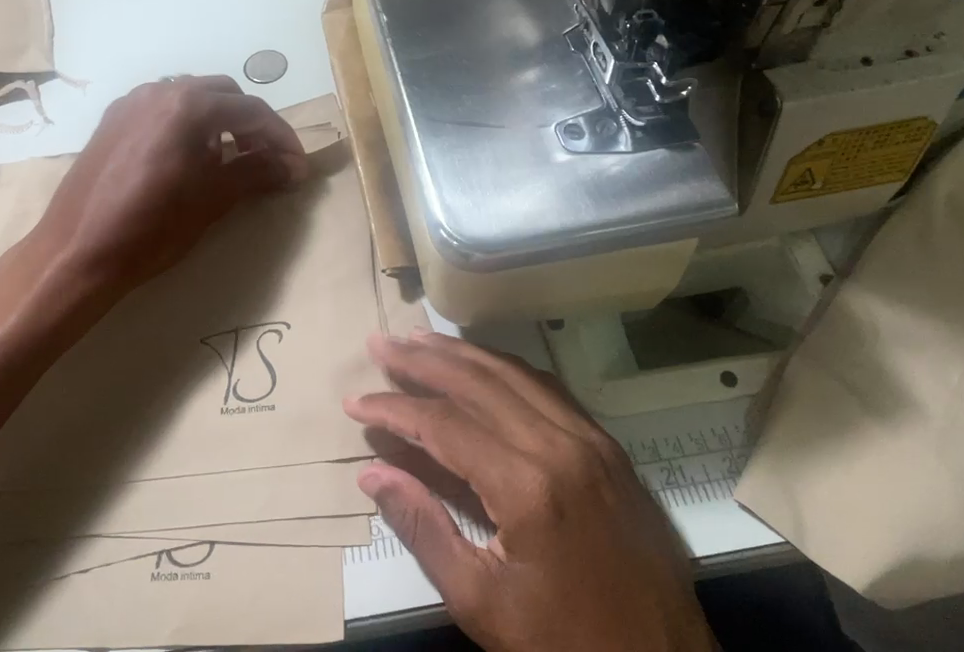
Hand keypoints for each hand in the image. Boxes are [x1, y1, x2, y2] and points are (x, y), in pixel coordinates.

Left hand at [29, 75, 308, 299]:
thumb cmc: (152, 227)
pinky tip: (188, 160)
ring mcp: (131, 104)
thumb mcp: (213, 200)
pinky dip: (186, 125)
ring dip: (218, 122)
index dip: (281, 138)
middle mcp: (159, 91)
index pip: (251, 111)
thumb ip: (257, 173)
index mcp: (188, 105)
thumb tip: (295, 166)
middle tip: (265, 161)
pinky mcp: (112, 122)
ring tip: (227, 162)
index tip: (297, 166)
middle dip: (250, 124)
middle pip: (223, 94)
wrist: (77, 252)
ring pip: (190, 98)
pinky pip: (162, 110)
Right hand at [344, 332, 715, 651]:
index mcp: (527, 487)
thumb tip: (372, 474)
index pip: (444, 424)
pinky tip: (483, 366)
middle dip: (422, 361)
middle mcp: (560, 445)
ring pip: (515, 375)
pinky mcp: (608, 447)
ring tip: (419, 341)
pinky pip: (548, 389)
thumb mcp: (481, 601)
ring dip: (463, 354)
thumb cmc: (562, 642)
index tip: (355, 403)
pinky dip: (506, 370)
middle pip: (478, 383)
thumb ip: (423, 529)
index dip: (395, 409)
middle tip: (379, 344)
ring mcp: (591, 440)